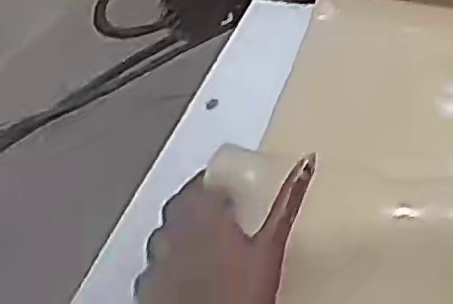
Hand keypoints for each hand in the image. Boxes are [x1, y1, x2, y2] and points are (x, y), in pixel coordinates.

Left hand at [136, 154, 313, 303]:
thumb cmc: (241, 293)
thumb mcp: (272, 245)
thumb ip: (288, 201)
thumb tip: (306, 162)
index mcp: (203, 218)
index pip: (199, 184)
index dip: (213, 180)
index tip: (229, 184)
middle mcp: (173, 238)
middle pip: (178, 206)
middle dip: (196, 201)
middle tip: (219, 206)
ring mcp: (155, 269)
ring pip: (162, 236)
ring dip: (180, 230)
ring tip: (203, 238)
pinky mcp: (146, 297)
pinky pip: (152, 269)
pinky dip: (167, 263)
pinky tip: (185, 273)